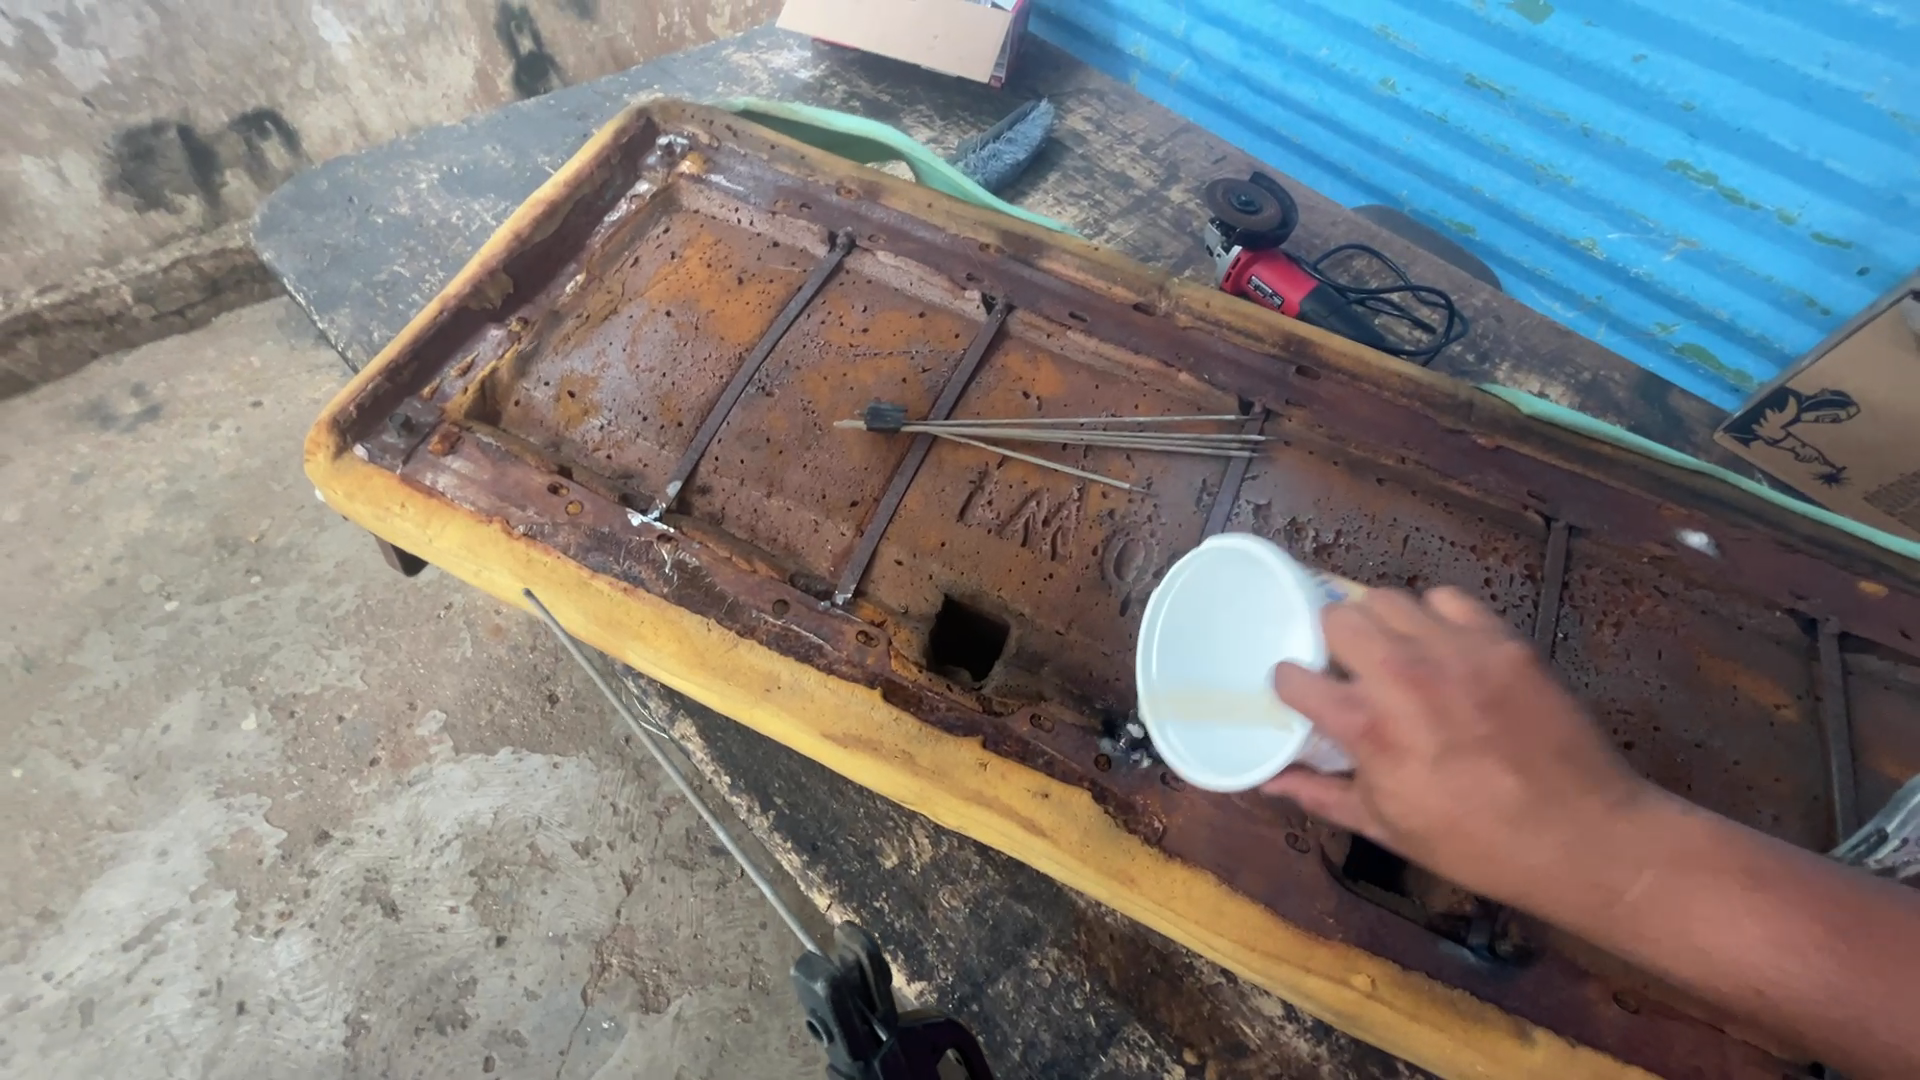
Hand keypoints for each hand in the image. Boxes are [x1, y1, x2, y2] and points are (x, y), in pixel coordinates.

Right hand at [1261, 586, 1658, 908]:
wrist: (1591, 842)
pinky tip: (1441, 644)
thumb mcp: (1385, 827)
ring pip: (1385, 597)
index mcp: (1366, 726)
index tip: (1301, 693)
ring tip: (1391, 648)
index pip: (1292, 676)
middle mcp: (1401, 676)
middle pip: (1334, 616)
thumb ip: (1318, 793)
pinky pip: (1447, 599)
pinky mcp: (1502, 641)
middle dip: (1329, 638)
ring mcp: (1454, 652)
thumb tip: (1265, 780)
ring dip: (1378, 621)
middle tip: (1345, 663)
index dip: (1290, 684)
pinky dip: (1434, 614)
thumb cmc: (1475, 843)